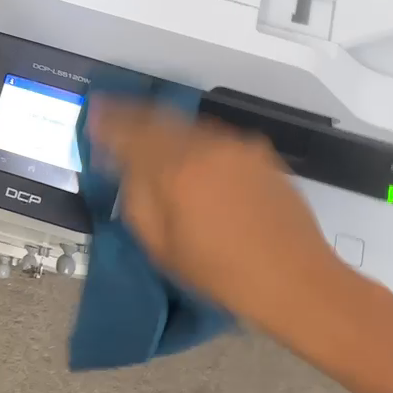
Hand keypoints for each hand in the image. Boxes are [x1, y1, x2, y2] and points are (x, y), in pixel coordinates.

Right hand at [87, 102, 353, 334]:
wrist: (299, 283)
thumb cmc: (221, 273)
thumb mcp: (161, 247)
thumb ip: (136, 199)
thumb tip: (125, 170)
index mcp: (176, 169)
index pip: (130, 132)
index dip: (108, 122)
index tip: (93, 116)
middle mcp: (206, 146)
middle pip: (158, 118)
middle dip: (132, 114)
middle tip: (112, 110)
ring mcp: (238, 148)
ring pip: (188, 125)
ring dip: (163, 125)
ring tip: (147, 131)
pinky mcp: (261, 156)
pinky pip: (215, 138)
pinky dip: (193, 139)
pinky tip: (189, 154)